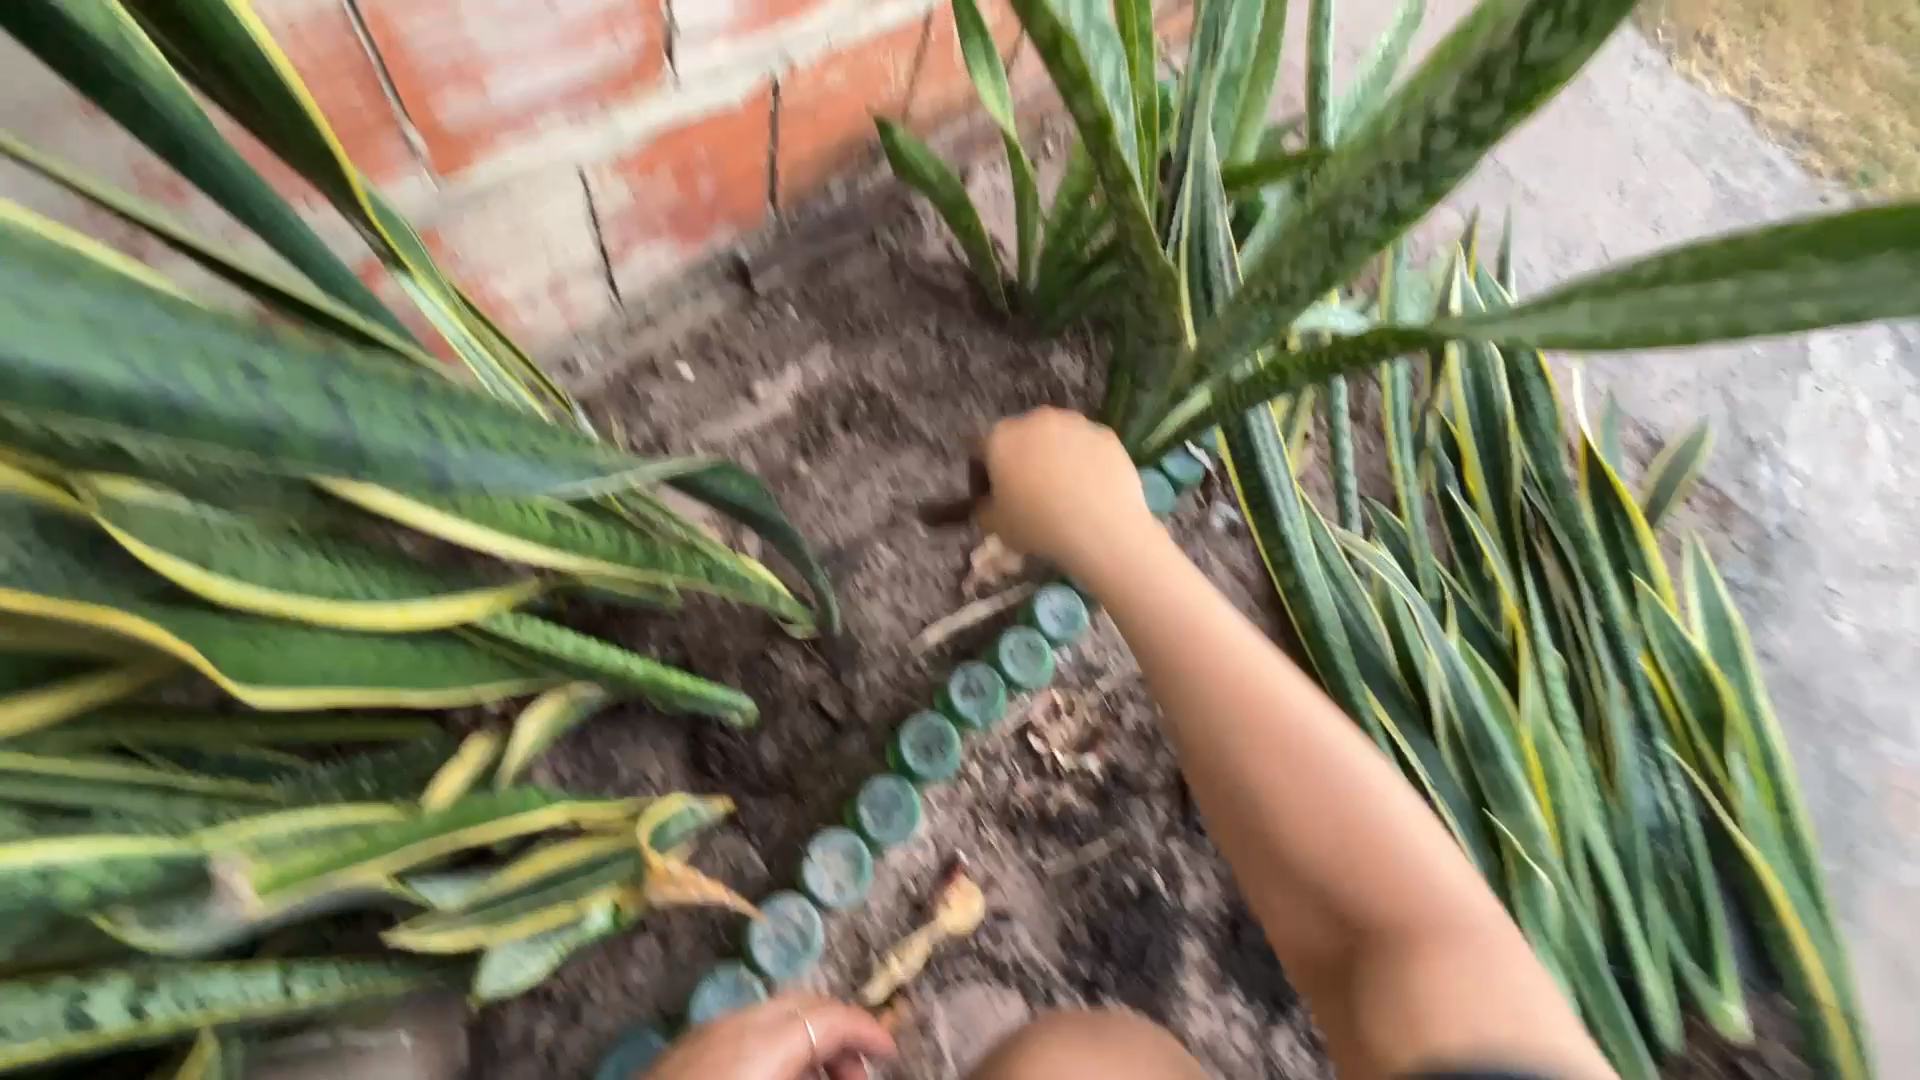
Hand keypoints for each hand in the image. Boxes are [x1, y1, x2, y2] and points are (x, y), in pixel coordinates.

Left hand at [641, 995, 894, 1079]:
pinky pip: (747, 1028)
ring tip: (822, 1077)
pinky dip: (776, 1042)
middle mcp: (738, 1022)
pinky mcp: (686, 1046)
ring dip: (808, 1036)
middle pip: (805, 1003)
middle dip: (839, 1031)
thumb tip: (848, 1068)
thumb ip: (816, 1072)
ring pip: (776, 1012)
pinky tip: (779, 1074)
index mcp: (765, 1041)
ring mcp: (708, 1030)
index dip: (868, 1029)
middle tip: (858, 1072)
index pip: (832, 1017)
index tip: (890, 1049)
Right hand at [975, 408, 1155, 576]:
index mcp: (1002, 437)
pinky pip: (1087, 447)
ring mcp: (1076, 424)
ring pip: (1058, 439)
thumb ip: (984, 509)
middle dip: (1023, 461)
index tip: (994, 497)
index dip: (986, 476)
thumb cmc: (1038, 526)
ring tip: (1065, 492)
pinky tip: (1090, 490)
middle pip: (1023, 438)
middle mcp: (1037, 420)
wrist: (1101, 528)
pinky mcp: (1107, 434)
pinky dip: (1085, 463)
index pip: (983, 450)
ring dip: (1056, 458)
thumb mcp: (995, 526)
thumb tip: (989, 503)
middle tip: (1030, 493)